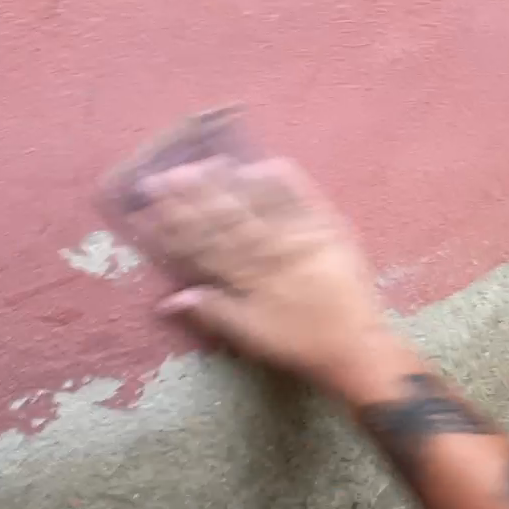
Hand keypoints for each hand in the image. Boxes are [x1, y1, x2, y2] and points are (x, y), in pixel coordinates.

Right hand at [124, 157, 403, 396]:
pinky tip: (263, 162)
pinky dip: (283, 181)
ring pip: (256, 206)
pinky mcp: (328, 229)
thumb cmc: (299, 343)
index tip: (150, 206)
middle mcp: (270, 253)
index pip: (203, 245)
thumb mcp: (250, 335)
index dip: (174, 225)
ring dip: (229, 184)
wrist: (357, 346)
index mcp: (249, 278)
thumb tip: (167, 299)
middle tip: (167, 173)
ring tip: (204, 162)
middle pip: (224, 220)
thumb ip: (211, 311)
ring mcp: (300, 237)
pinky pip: (303, 200)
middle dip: (193, 196)